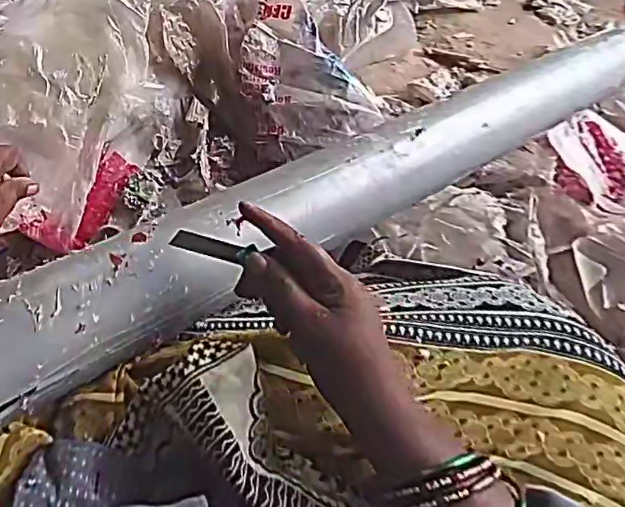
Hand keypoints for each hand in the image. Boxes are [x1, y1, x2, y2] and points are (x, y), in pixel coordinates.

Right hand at [235, 203, 482, 481]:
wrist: (380, 415)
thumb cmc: (348, 369)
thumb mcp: (307, 324)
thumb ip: (279, 287)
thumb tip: (254, 258)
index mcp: (338, 281)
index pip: (297, 243)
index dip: (268, 224)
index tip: (244, 208)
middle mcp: (341, 286)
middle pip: (293, 262)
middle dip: (266, 270)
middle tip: (243, 288)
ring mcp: (341, 304)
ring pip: (296, 282)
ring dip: (276, 293)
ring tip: (273, 317)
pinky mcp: (337, 322)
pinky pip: (303, 301)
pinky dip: (287, 309)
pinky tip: (286, 327)